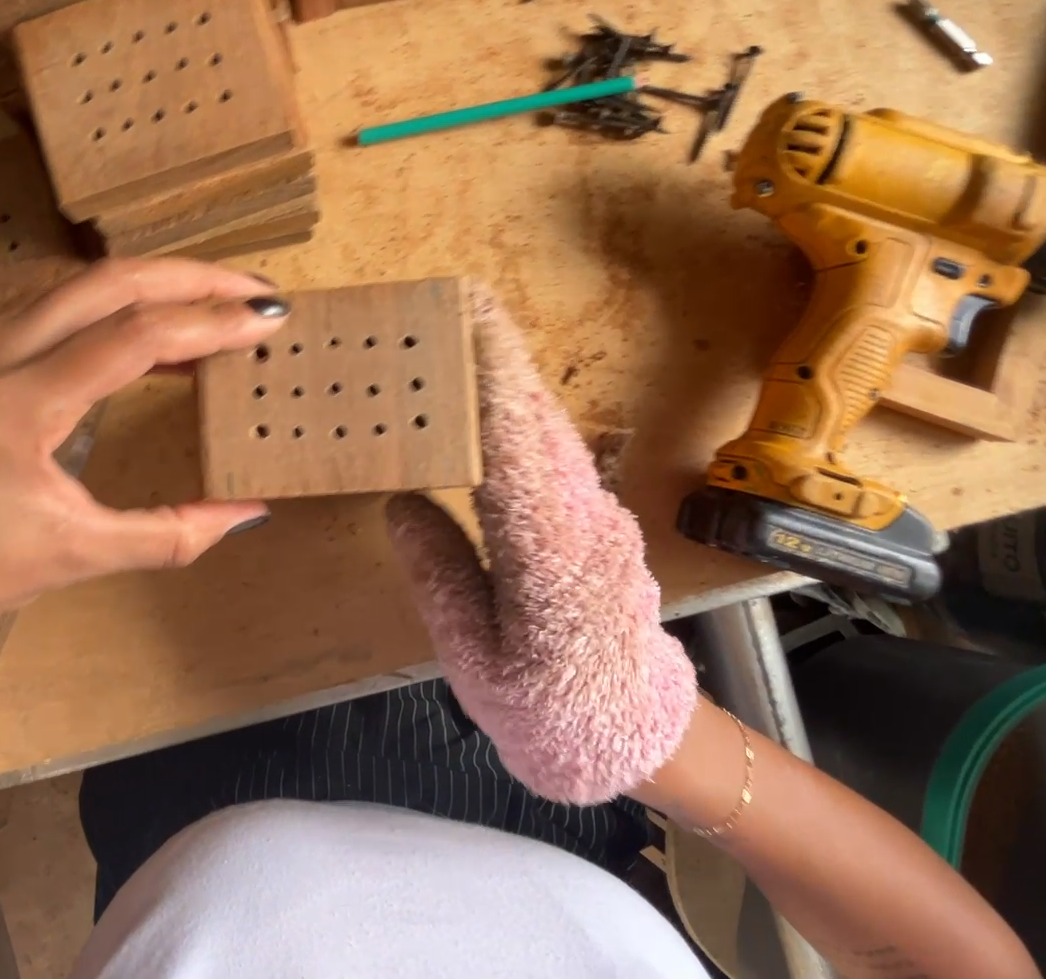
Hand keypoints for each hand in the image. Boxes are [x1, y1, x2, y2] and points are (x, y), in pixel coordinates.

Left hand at [0, 258, 288, 666]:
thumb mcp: (77, 558)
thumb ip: (173, 534)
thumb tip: (250, 513)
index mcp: (17, 405)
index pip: (133, 336)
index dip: (210, 323)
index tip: (269, 320)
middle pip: (108, 283)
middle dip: (191, 279)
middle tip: (256, 292)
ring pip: (81, 288)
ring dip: (155, 287)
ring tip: (219, 304)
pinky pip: (59, 312)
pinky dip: (119, 310)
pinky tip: (157, 337)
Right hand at [384, 285, 696, 804]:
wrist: (642, 741)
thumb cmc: (553, 714)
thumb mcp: (475, 659)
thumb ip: (441, 575)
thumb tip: (404, 501)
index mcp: (550, 555)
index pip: (516, 445)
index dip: (490, 377)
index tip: (466, 318)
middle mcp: (584, 522)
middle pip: (539, 421)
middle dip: (502, 357)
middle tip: (457, 305)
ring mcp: (600, 519)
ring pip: (552, 433)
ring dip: (513, 380)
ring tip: (469, 338)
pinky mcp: (599, 525)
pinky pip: (555, 457)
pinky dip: (523, 417)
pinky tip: (494, 405)